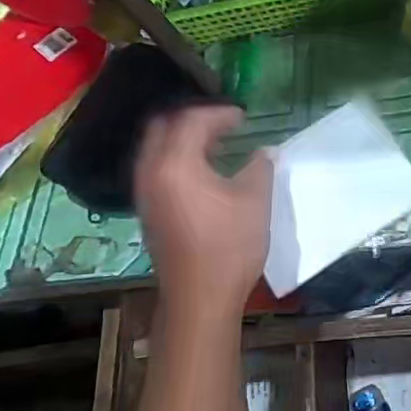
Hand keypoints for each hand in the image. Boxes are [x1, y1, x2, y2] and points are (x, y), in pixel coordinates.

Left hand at [135, 105, 271, 314]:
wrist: (201, 297)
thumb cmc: (230, 246)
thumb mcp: (255, 202)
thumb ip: (260, 168)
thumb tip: (265, 152)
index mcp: (175, 164)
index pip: (192, 121)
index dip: (219, 114)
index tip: (244, 118)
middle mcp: (151, 172)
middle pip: (164, 127)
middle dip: (194, 120)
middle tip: (223, 124)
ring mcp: (145, 193)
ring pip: (156, 149)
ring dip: (183, 140)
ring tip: (214, 145)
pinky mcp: (148, 212)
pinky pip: (156, 169)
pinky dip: (176, 159)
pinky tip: (201, 173)